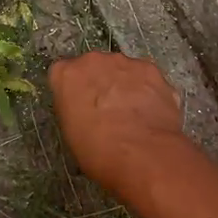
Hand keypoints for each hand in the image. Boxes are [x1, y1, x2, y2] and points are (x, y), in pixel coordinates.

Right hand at [50, 52, 186, 190]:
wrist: (144, 156)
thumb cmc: (99, 150)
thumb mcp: (71, 132)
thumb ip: (74, 109)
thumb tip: (85, 111)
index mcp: (64, 74)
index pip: (65, 76)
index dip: (75, 93)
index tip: (83, 109)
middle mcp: (90, 61)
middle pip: (94, 68)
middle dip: (100, 85)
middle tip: (109, 112)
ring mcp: (122, 63)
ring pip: (121, 70)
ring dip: (125, 86)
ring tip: (136, 115)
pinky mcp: (150, 70)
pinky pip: (145, 77)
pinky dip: (148, 91)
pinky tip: (153, 113)